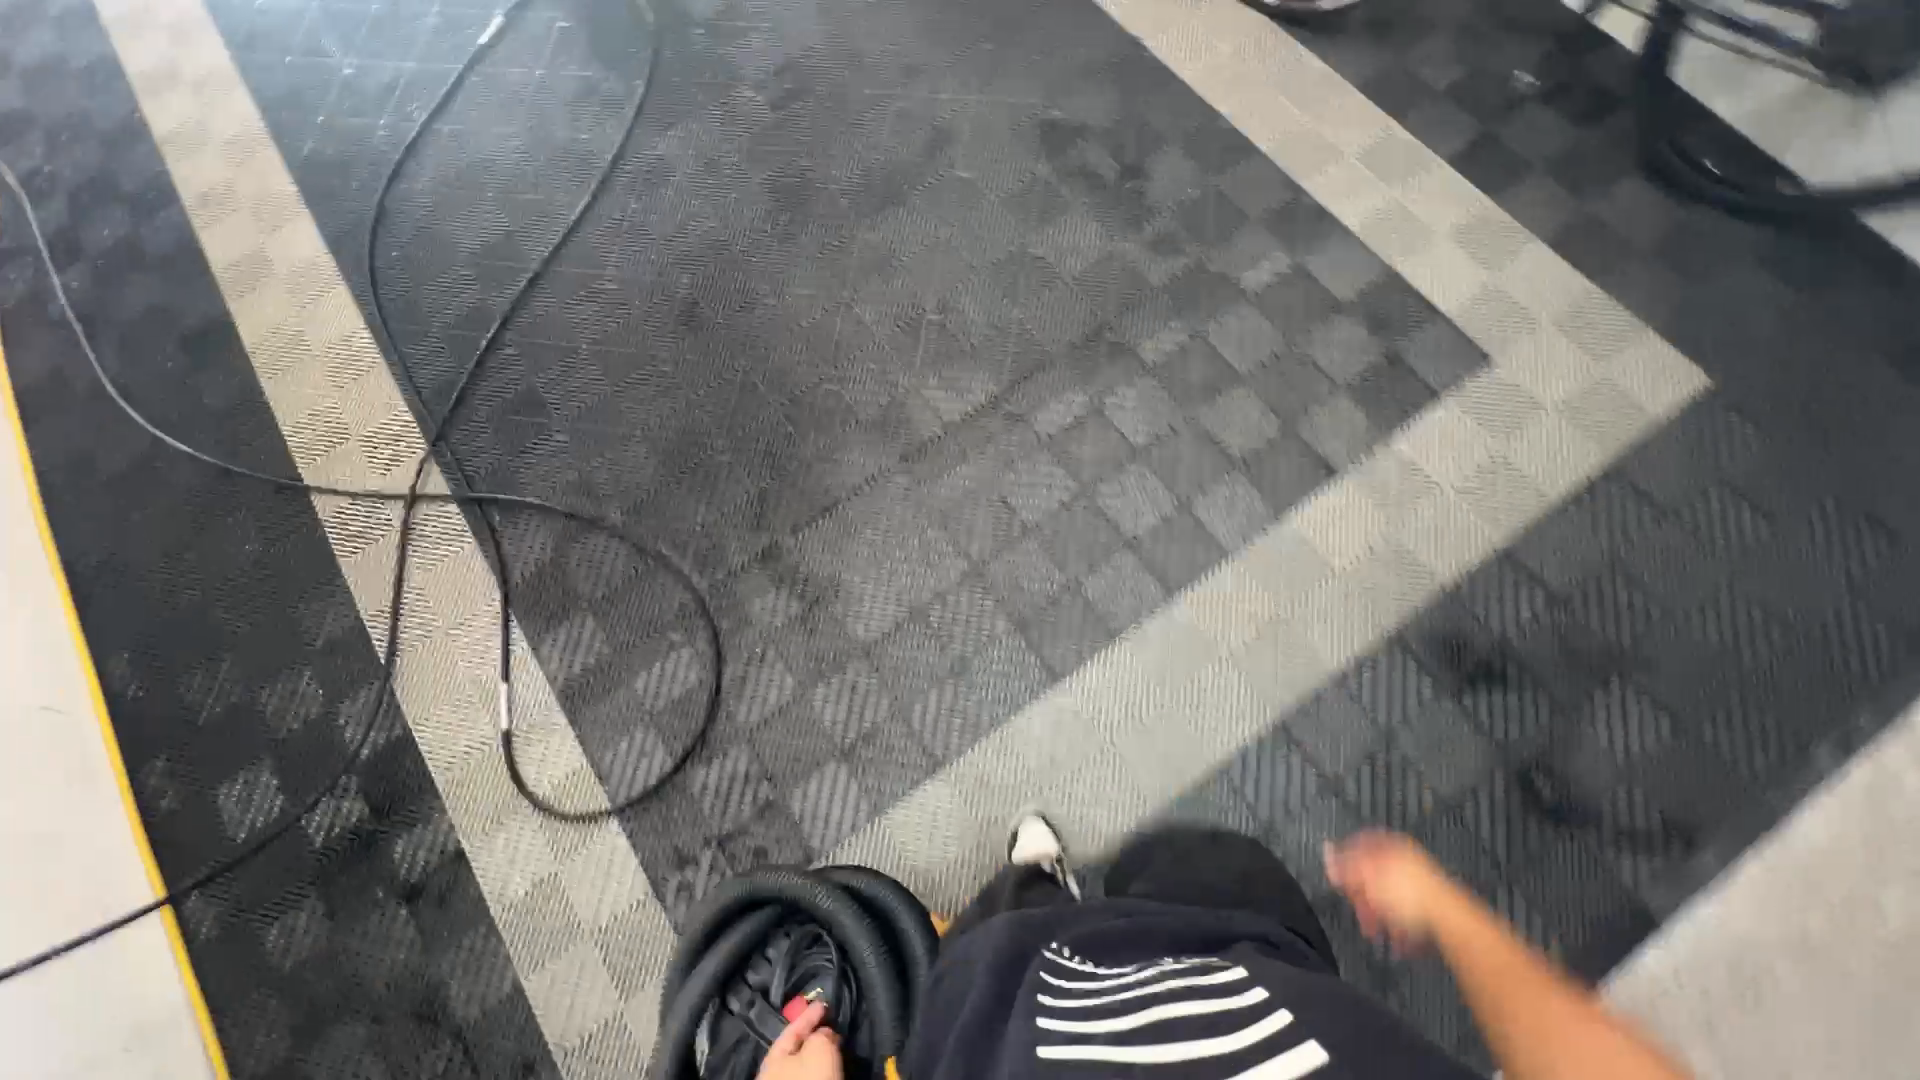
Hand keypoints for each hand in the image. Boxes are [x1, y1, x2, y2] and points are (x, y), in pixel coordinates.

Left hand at [757, 1001, 842, 1079]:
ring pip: (805, 1066)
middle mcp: (774, 1076)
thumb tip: (825, 1033)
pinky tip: (833, 1067)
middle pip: (796, 1049)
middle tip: (832, 1025)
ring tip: (836, 1045)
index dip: (809, 1014)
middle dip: (814, 1035)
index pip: (791, 1029)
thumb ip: (821, 1034)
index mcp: (772, 1060)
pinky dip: (822, 1069)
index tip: (825, 1002)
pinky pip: (812, 1077)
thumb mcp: (819, 1048)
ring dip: (820, 1054)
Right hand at [1322, 830, 1464, 952]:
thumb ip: (1344, 864)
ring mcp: (1421, 880)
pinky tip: (1393, 936)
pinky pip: (1406, 911)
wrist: (1449, 921)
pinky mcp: (1432, 903)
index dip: (1344, 861)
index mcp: (1391, 845)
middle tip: (1358, 909)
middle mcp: (1407, 858)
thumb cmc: (1409, 894)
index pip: (1359, 844)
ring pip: (1389, 895)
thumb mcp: (1366, 877)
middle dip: (1363, 895)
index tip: (1339, 879)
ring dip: (1379, 914)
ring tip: (1374, 929)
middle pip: (1374, 873)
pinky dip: (1397, 924)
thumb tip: (1327, 851)